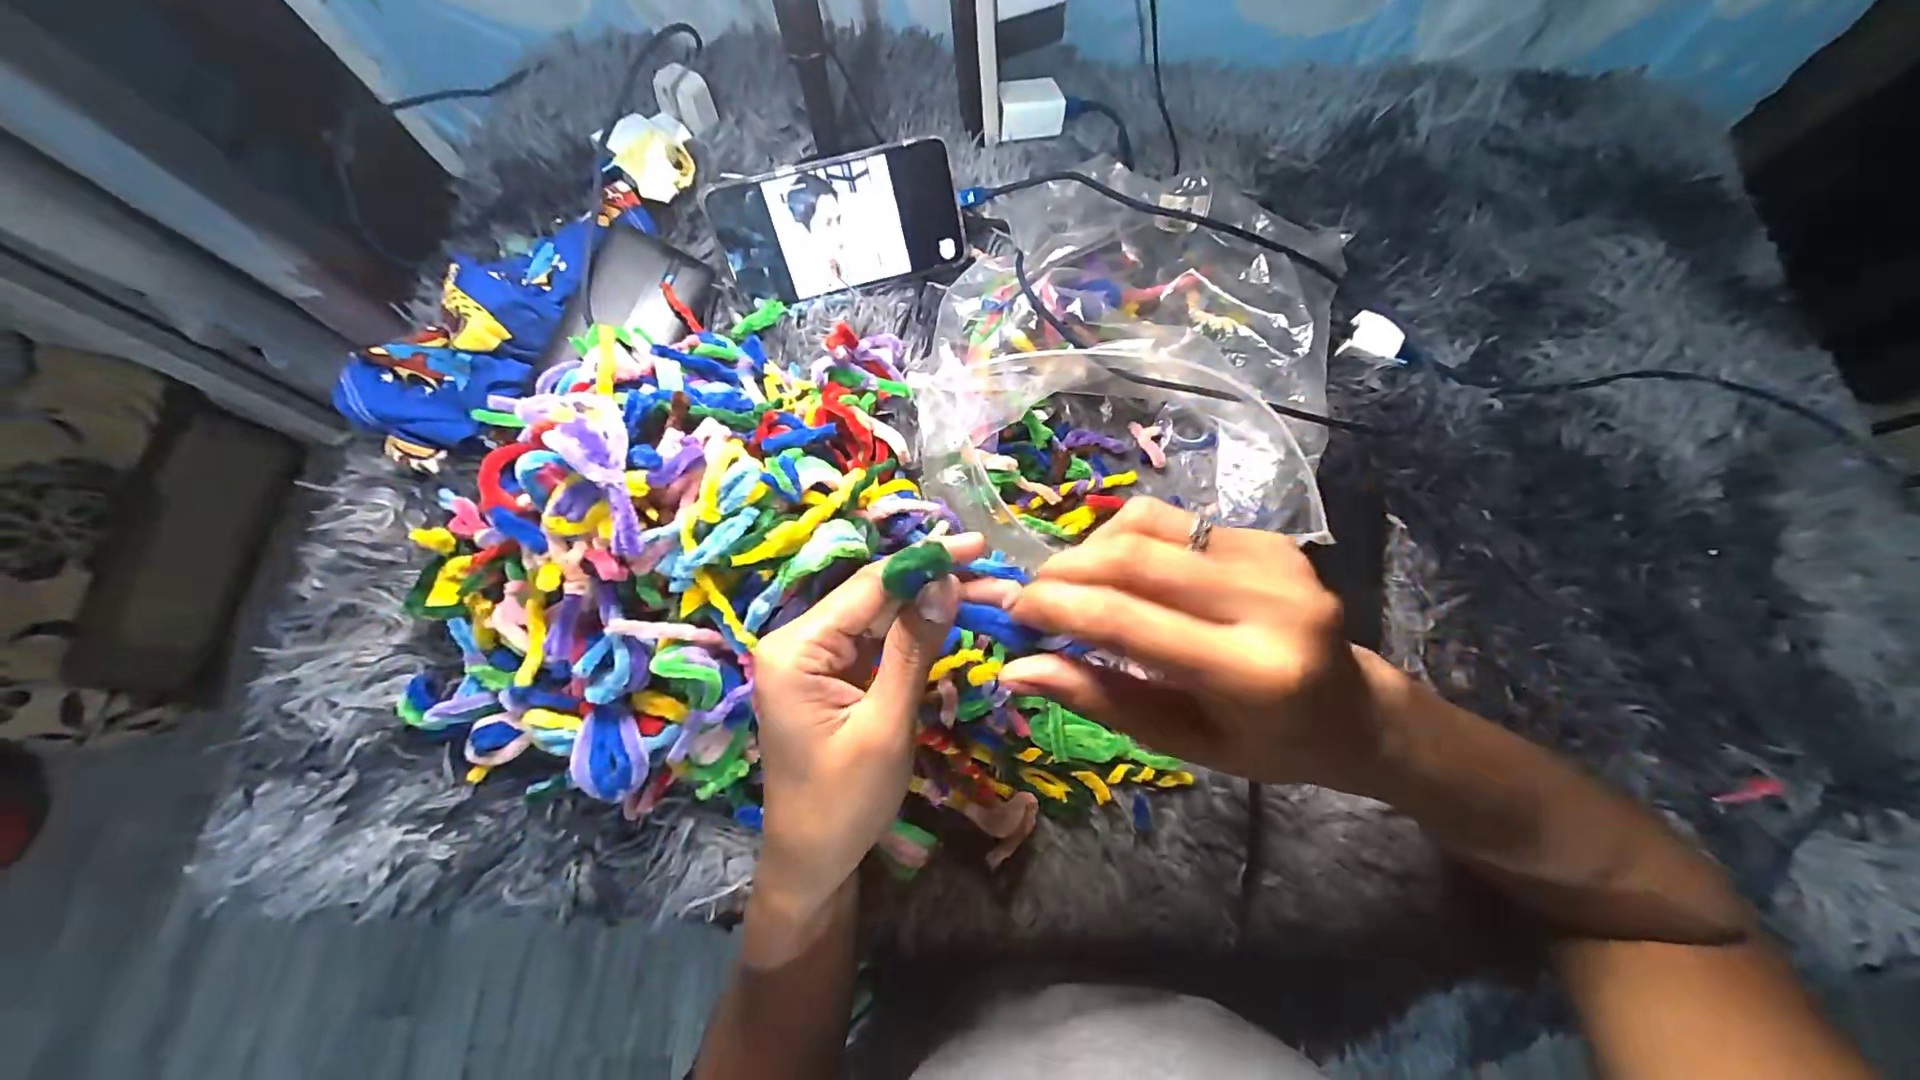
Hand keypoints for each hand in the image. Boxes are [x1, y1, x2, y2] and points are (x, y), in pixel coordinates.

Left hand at [749, 533, 985, 925]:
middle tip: (994, 576)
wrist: (813, 862)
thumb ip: (913, 650)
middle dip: (933, 584)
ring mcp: (813, 657)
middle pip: (875, 598)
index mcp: (794, 649)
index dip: (924, 562)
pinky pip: (876, 641)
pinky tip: (951, 617)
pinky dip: (915, 633)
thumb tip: (944, 581)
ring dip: (930, 605)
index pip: (868, 587)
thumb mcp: (886, 725)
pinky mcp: (831, 673)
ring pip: (880, 616)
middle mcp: (797, 641)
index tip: (976, 546)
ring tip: (986, 592)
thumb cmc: (844, 804)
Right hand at [993, 498, 1395, 793]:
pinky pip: (1170, 518)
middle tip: (1032, 599)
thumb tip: (1015, 668)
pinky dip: (1124, 540)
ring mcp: (1271, 557)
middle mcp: (1267, 600)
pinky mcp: (1266, 536)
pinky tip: (1121, 572)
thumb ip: (1097, 698)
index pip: (1125, 619)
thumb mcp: (1179, 740)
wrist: (1356, 708)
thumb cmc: (1266, 742)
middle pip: (1129, 557)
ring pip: (1143, 524)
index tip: (1012, 614)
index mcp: (1250, 671)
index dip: (1054, 607)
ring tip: (1074, 587)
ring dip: (1088, 550)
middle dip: (1062, 572)